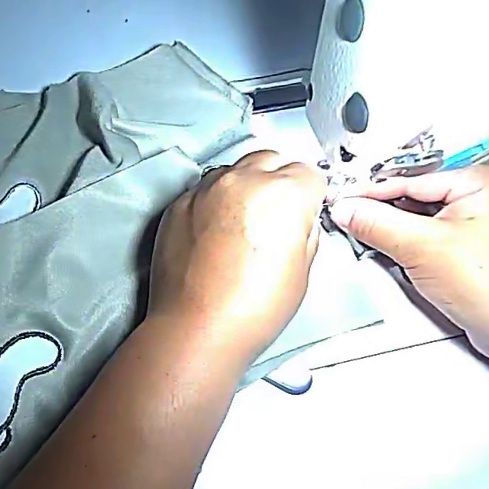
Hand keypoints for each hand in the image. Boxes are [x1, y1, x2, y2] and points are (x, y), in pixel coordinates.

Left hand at [148, 150, 324, 369]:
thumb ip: (306, 234)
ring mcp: (206, 190)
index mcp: (284, 193)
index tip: (307, 210)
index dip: (311, 195)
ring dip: (244, 187)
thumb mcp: (302, 273)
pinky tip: (216, 236)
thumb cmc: (249, 310)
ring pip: (234, 170)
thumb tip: (300, 224)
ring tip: (244, 226)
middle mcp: (243, 181)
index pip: (309, 173)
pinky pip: (203, 191)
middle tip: (278, 215)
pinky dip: (213, 204)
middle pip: (271, 160)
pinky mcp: (178, 205)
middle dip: (279, 181)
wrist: (197, 328)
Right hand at [327, 164, 488, 363]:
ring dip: (419, 238)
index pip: (420, 179)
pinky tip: (429, 269)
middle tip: (369, 228)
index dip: (379, 193)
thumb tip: (351, 210)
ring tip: (403, 255)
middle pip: (434, 198)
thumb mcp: (422, 249)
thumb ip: (378, 224)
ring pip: (448, 222)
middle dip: (400, 217)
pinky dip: (439, 252)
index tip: (353, 203)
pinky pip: (462, 242)